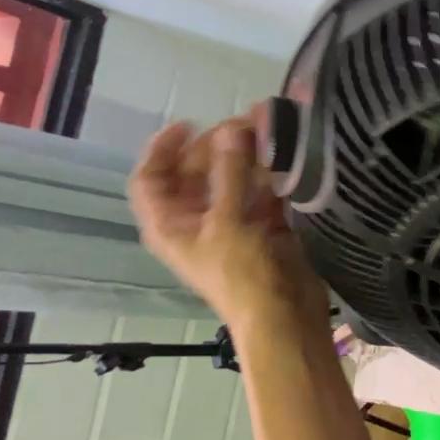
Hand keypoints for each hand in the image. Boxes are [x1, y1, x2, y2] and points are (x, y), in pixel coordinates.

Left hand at [128, 116, 327, 331]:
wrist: (284, 316)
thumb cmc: (242, 275)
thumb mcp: (228, 222)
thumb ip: (230, 174)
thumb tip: (231, 130)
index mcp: (170, 224)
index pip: (151, 178)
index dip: (163, 148)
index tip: (190, 123)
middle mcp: (197, 222)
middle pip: (196, 176)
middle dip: (218, 149)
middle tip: (246, 126)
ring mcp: (233, 227)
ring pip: (234, 184)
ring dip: (250, 161)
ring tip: (270, 135)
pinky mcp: (266, 232)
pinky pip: (264, 198)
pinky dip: (273, 181)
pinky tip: (287, 163)